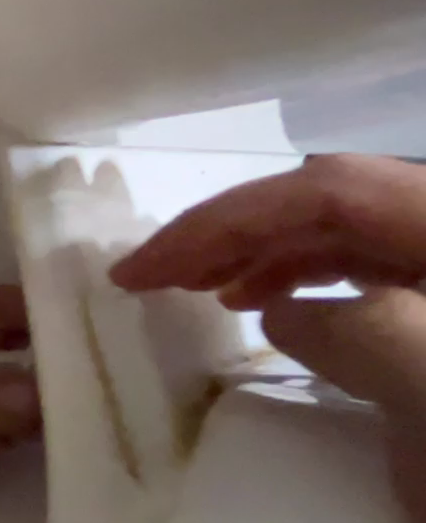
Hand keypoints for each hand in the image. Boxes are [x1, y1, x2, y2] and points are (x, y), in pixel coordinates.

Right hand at [110, 154, 425, 413]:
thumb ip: (356, 332)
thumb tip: (285, 314)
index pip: (326, 190)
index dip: (219, 222)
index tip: (139, 271)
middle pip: (335, 204)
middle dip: (230, 235)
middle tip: (155, 277)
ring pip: (356, 236)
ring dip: (265, 256)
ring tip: (210, 293)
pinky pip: (384, 271)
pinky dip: (316, 282)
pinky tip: (289, 311)